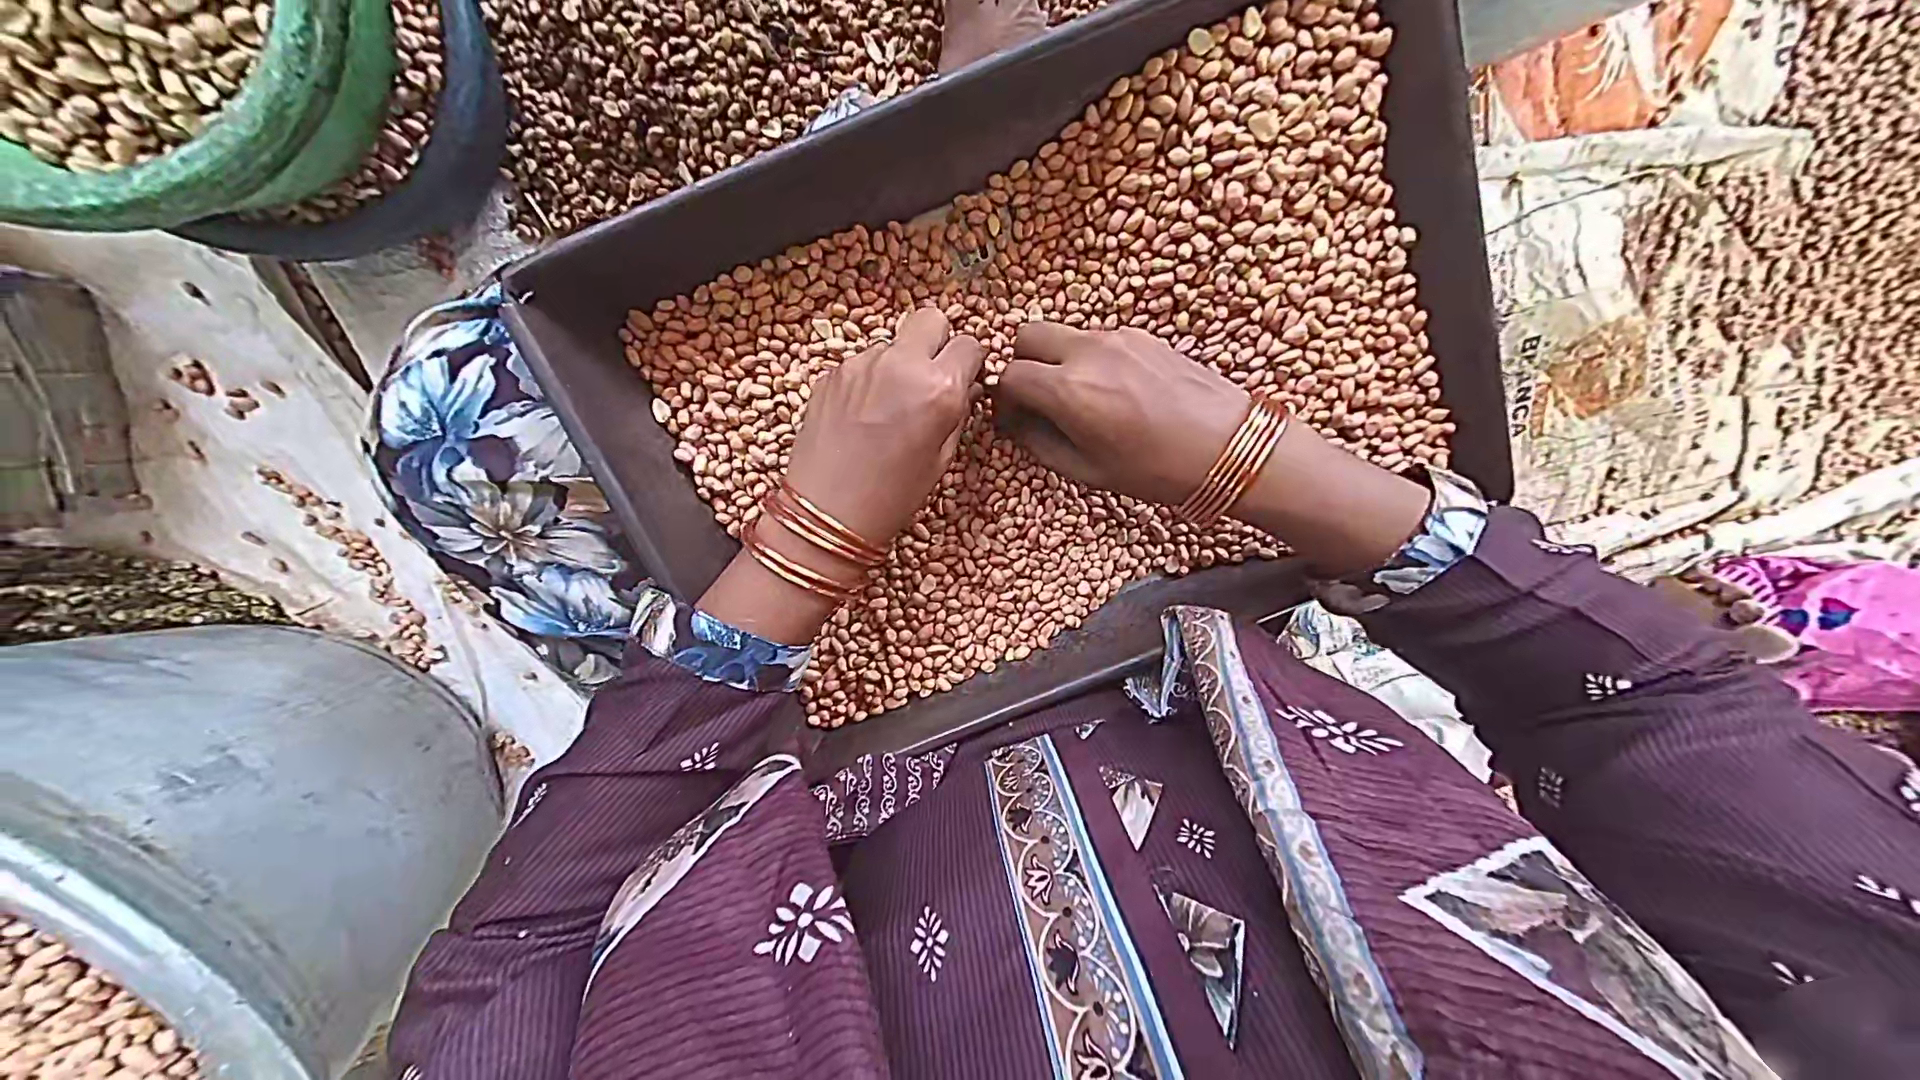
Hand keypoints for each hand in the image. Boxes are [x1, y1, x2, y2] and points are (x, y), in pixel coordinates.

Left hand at [697, 307, 983, 643]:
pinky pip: (865, 359)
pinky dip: (873, 376)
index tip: (966, 376)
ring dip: (902, 361)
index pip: (969, 345)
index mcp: (938, 389)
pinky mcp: (834, 371)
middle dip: (939, 341)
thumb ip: (957, 412)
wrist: (826, 512)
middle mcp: (900, 365)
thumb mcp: (941, 459)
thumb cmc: (889, 497)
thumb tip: (965, 387)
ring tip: (893, 405)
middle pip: (931, 318)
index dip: (971, 362)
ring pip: (895, 341)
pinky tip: (866, 412)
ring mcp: (862, 364)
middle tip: (933, 375)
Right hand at [994, 322, 1249, 504]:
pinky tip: (1110, 391)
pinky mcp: (1142, 335)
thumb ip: (1040, 443)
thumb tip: (1017, 424)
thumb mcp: (1087, 471)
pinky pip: (1096, 338)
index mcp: (1069, 390)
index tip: (1012, 418)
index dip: (1002, 399)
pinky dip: (1087, 358)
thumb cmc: (1157, 470)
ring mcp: (1118, 337)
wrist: (1229, 446)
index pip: (1009, 375)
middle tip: (1035, 397)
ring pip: (1063, 334)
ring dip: (1055, 360)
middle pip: (1028, 334)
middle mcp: (1088, 352)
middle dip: (1021, 363)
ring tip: (1077, 398)